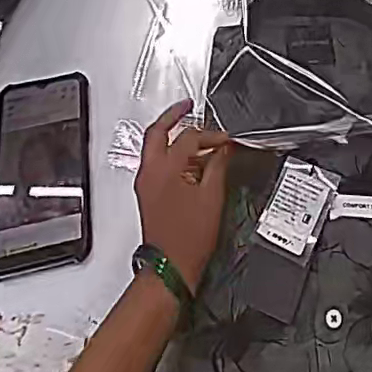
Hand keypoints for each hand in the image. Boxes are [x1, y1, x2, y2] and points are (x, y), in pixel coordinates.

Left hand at [134, 100, 231, 285]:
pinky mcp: (147, 192)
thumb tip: (223, 149)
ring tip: (199, 138)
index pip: (188, 139)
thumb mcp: (212, 196)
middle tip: (188, 105)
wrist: (171, 265)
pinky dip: (173, 155)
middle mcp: (149, 172)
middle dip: (173, 115)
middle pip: (157, 132)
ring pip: (155, 147)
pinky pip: (157, 163)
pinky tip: (192, 161)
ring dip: (174, 137)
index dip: (211, 136)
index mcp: (165, 169)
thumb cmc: (190, 237)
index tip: (227, 140)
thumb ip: (217, 166)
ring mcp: (145, 182)